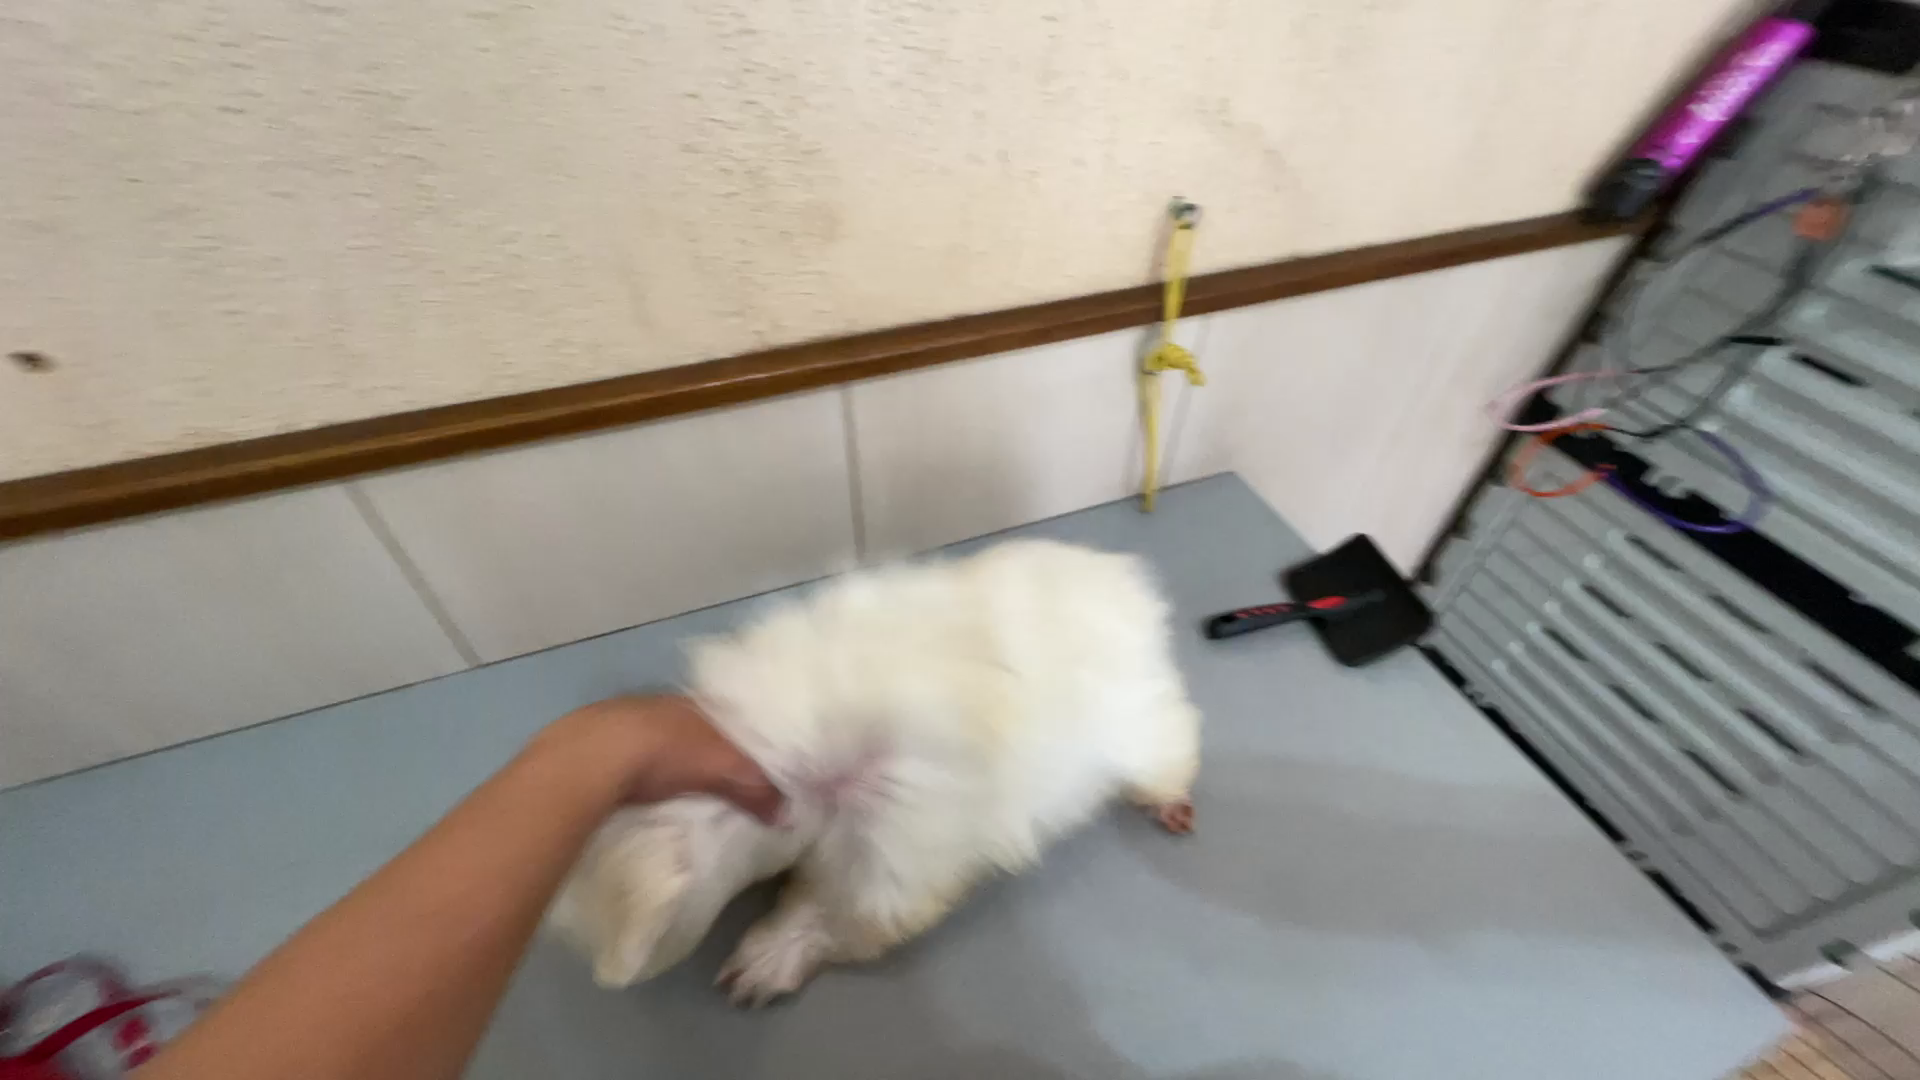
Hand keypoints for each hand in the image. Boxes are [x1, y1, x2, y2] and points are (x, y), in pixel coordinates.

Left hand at [543, 695, 785, 823]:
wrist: (589, 758)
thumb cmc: (666, 751)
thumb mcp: (722, 768)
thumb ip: (756, 788)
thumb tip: (789, 814)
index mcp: (693, 702)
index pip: (723, 714)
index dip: (736, 734)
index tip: (746, 756)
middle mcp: (658, 704)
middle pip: (688, 725)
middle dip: (698, 746)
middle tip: (711, 776)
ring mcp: (618, 719)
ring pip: (651, 738)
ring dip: (661, 758)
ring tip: (672, 787)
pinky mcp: (586, 742)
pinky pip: (619, 755)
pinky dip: (628, 770)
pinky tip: (629, 789)